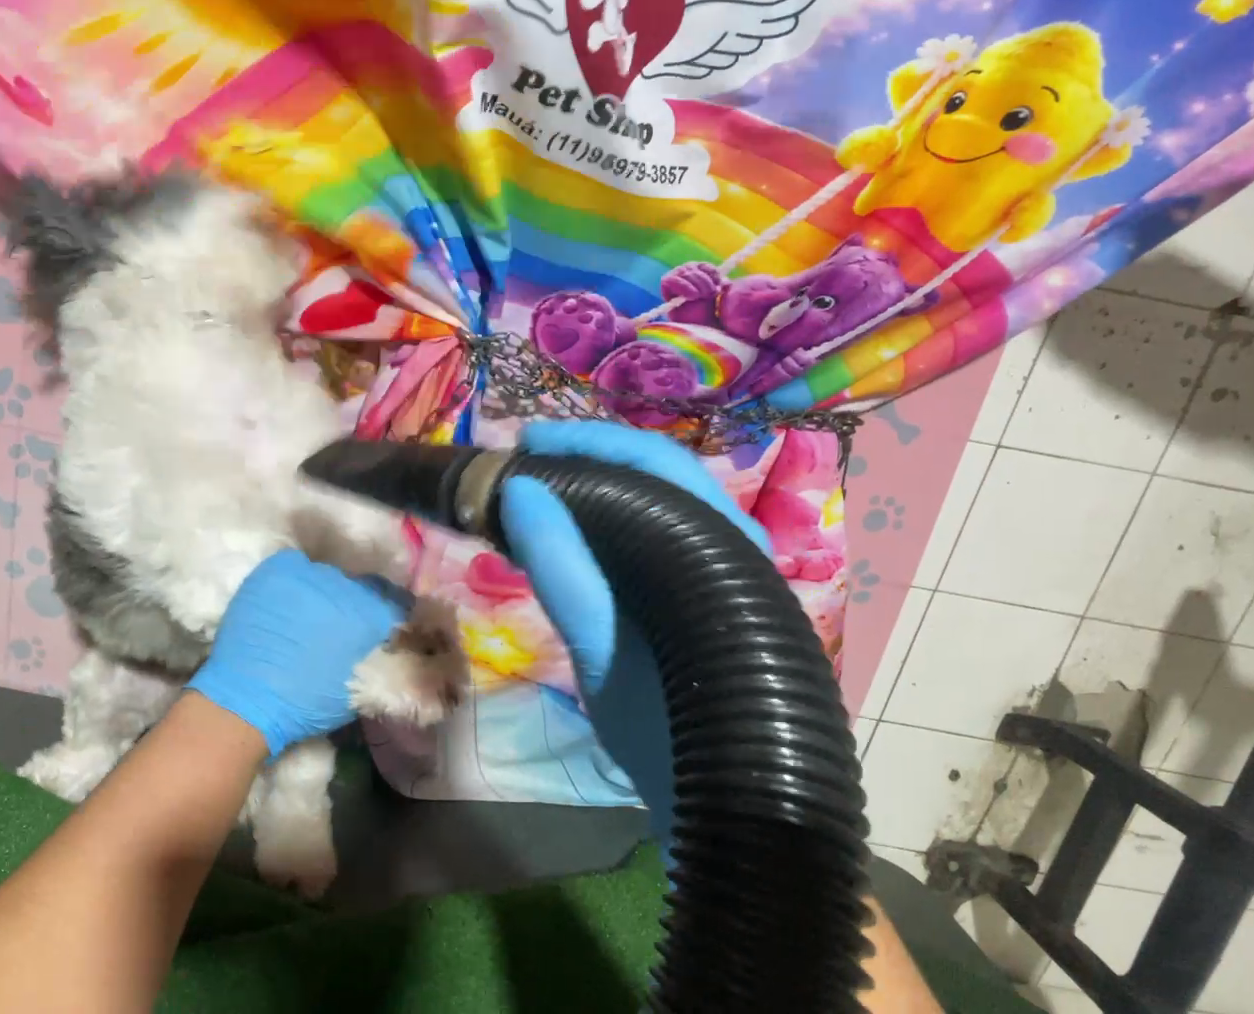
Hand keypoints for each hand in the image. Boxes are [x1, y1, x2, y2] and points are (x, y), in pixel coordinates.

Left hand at [188, 549, 407, 755]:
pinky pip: (294, 566)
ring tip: (306, 612)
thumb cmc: (308, 703)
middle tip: (336, 624)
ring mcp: (309, 572)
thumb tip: (379, 639)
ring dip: (321, 591)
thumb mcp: (360, 685)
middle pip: (356, 585)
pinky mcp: (277, 569)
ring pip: (324, 575)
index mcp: (371, 614)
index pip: (394, 599)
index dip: (386, 611)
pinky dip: (294, 579)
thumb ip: (376, 652)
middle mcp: (346, 584)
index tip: (376, 625)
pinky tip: (285, 599)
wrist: (249, 699)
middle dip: (351, 603)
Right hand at [498, 421, 770, 829]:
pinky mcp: (705, 599)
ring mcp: (723, 572)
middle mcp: (732, 546)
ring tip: (537, 489)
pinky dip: (611, 525)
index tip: (523, 443)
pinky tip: (573, 532)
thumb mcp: (603, 654)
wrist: (724, 810)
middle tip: (522, 459)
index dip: (589, 444)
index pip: (656, 466)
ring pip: (660, 505)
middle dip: (590, 460)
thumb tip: (520, 492)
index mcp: (719, 551)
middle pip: (660, 476)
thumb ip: (565, 572)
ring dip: (599, 490)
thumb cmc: (667, 735)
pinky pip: (658, 539)